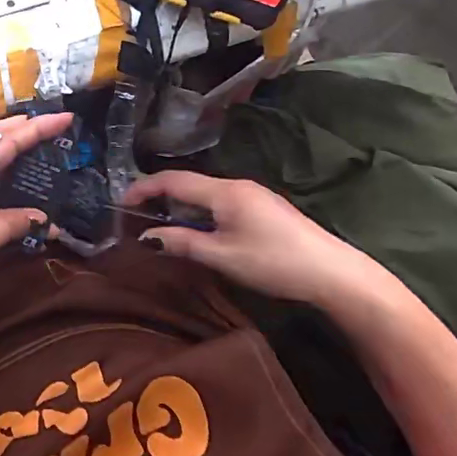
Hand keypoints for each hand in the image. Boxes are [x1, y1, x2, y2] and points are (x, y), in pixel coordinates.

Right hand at [122, 170, 397, 308]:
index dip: (143, 188)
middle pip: (188, 183)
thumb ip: (181, 242)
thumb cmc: (274, 262)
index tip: (121, 203)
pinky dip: (199, 212)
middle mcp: (237, 186)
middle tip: (136, 216)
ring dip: (179, 206)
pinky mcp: (263, 209)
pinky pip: (220, 202)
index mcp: (224, 191)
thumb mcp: (221, 255)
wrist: (335, 275)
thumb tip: (147, 238)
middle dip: (158, 196)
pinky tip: (197, 231)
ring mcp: (253, 196)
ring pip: (204, 194)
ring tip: (160, 226)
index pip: (173, 180)